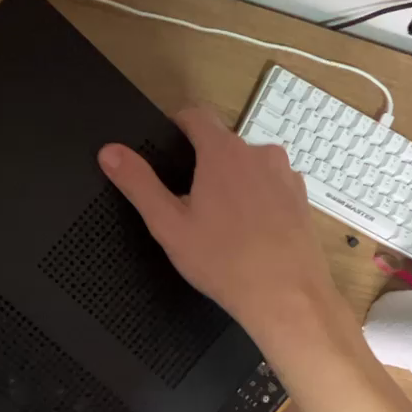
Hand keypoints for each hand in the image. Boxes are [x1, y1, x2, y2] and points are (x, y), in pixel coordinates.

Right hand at [98, 107, 352, 353]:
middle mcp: (259, 153)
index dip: (177, 124)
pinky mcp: (300, 197)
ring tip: (219, 224)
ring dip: (232, 183)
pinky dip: (256, 200)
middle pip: (222, 144)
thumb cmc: (224, 262)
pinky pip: (270, 187)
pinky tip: (248, 233)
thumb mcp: (168, 224)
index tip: (168, 142)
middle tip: (188, 204)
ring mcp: (284, 174)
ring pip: (248, 166)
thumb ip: (138, 183)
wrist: (286, 296)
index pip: (196, 115)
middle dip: (203, 165)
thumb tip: (110, 152)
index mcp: (222, 153)